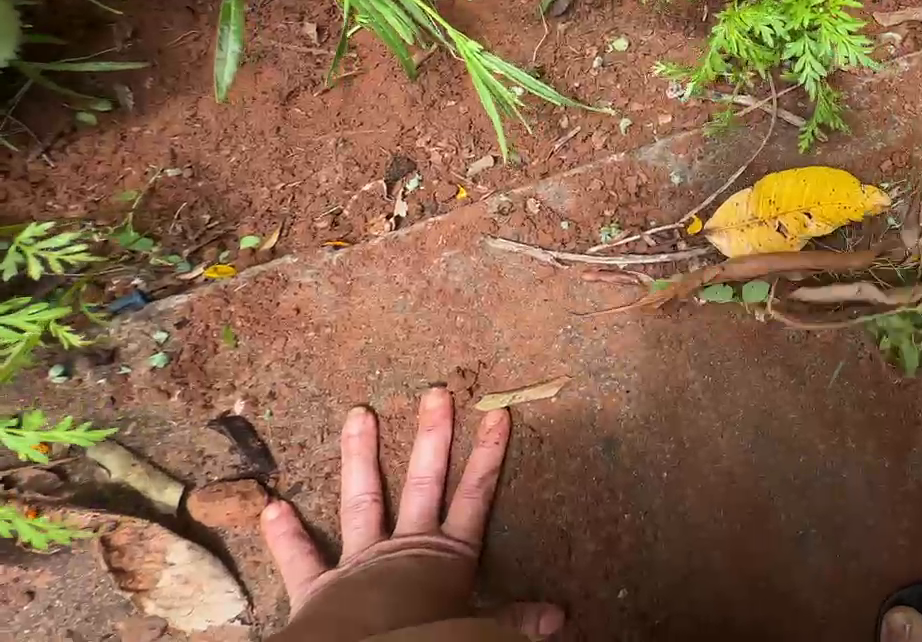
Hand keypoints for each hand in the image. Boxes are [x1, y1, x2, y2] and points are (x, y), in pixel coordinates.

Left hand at [258, 388, 562, 639]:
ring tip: (358, 414)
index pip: (477, 492)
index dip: (490, 452)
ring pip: (364, 499)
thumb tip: (562, 619)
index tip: (497, 413)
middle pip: (424, 481)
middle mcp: (408, 544)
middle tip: (434, 392)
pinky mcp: (317, 588)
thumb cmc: (428, 637)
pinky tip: (272, 507)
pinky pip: (300, 560)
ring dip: (361, 456)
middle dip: (432, 436)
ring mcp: (361, 560)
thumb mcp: (481, 628)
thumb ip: (516, 618)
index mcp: (450, 552)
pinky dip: (286, 536)